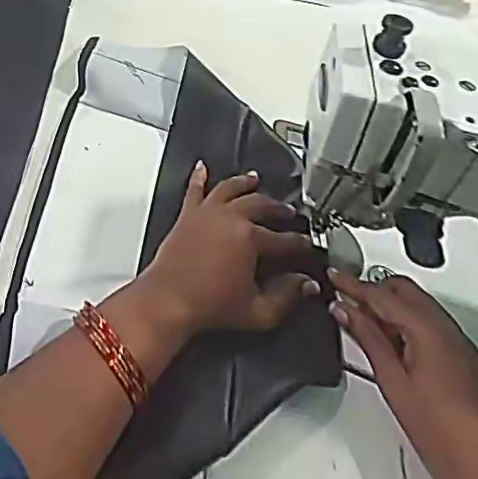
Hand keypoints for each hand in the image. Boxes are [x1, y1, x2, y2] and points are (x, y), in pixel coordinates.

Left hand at [138, 163, 318, 335]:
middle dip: (279, 208)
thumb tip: (305, 285)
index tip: (307, 246)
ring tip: (255, 179)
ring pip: (229, 188)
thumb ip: (287, 296)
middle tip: (289, 213)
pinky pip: (194, 189)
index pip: (284, 239)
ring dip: (244, 182)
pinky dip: (199, 176)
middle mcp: (228, 218)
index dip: (300, 244)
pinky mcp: (187, 214)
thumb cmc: (209, 304)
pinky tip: (201, 167)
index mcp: (249, 239)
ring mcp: (206, 212)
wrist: (170, 298)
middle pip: (260, 204)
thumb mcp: (259, 311)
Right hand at [330, 269, 477, 478]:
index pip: (381, 294)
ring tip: (367, 320)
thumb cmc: (446, 432)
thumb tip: (346, 311)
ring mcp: (465, 348)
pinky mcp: (473, 364)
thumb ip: (367, 337)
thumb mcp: (392, 380)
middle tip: (348, 297)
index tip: (334, 276)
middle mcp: (450, 332)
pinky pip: (437, 327)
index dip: (352, 283)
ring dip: (394, 307)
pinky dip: (412, 324)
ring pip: (422, 307)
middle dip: (374, 289)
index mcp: (428, 330)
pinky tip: (397, 341)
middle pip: (405, 291)